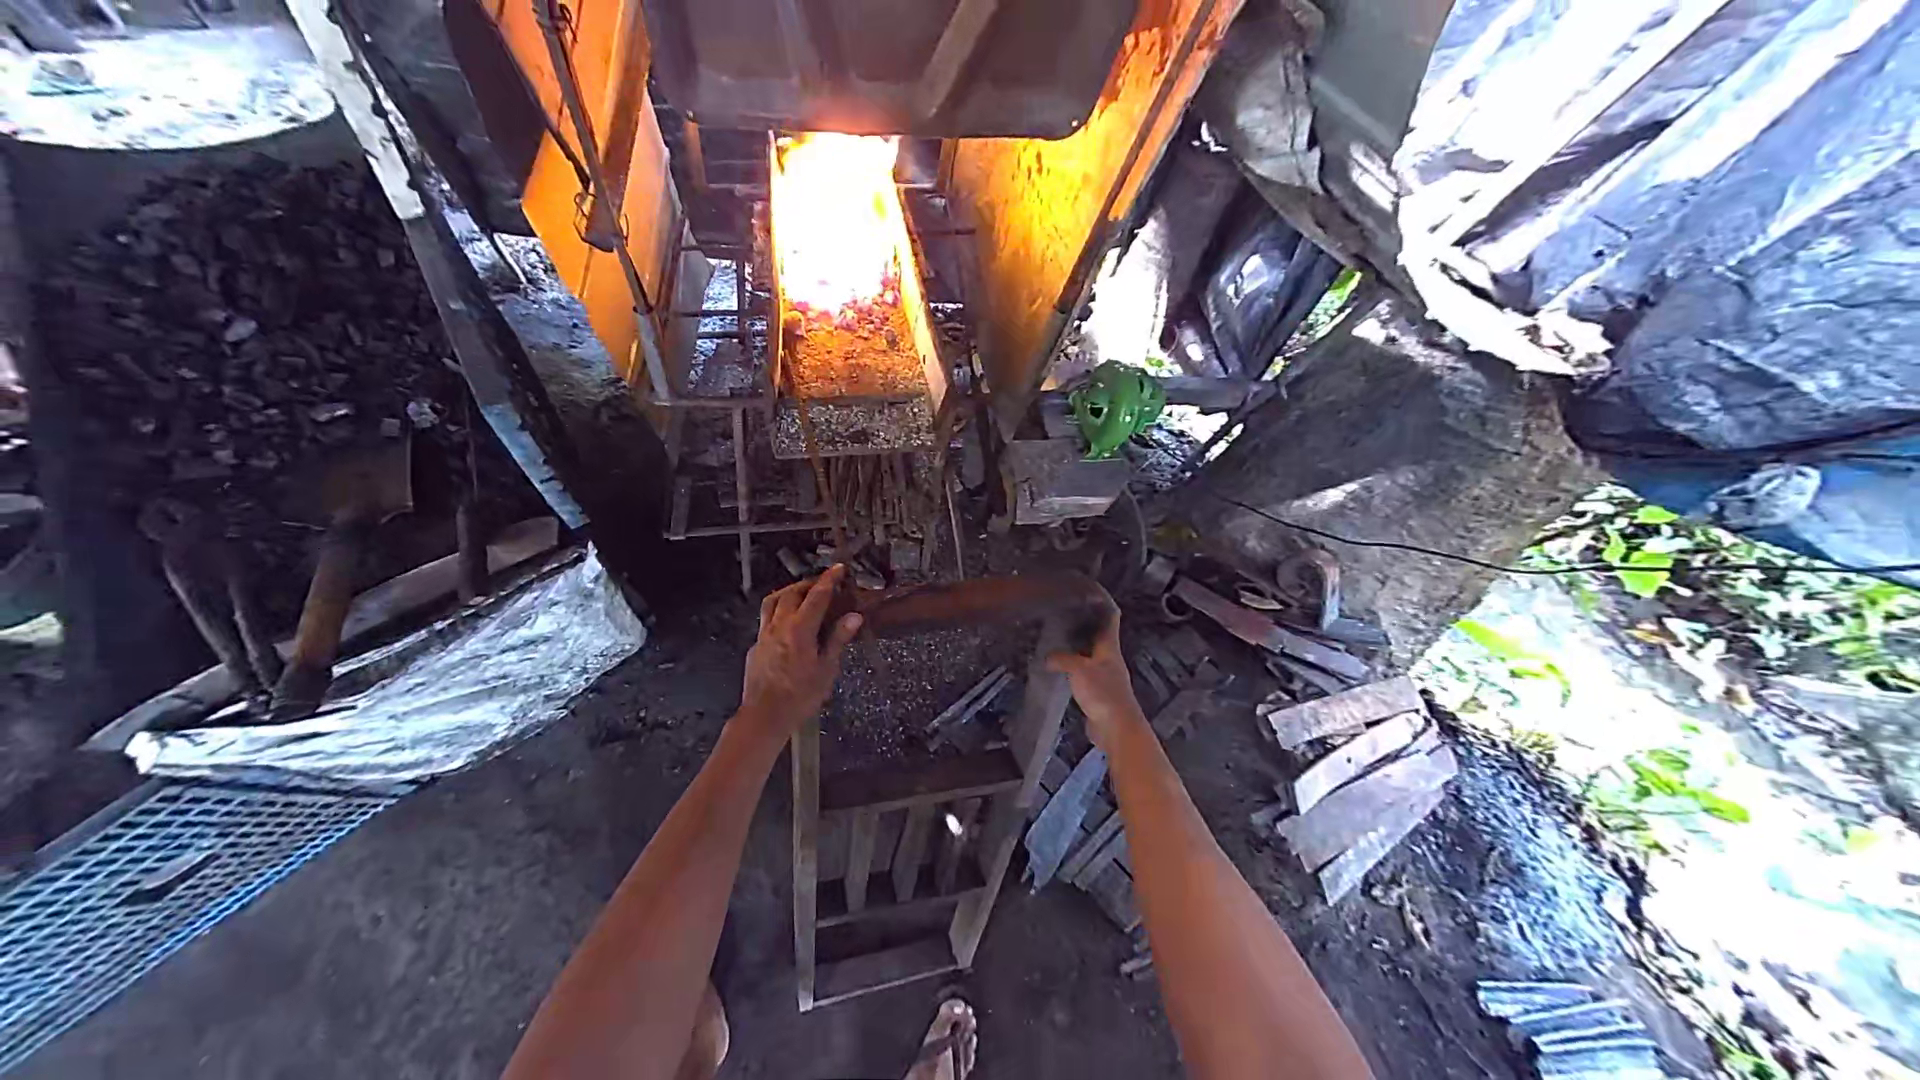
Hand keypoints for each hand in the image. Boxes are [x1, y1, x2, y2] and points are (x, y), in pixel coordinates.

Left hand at [738, 564, 863, 738]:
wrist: (765, 716)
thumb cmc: (800, 696)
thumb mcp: (827, 669)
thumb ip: (838, 639)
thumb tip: (854, 616)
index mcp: (800, 629)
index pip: (817, 596)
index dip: (829, 580)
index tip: (839, 569)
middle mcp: (779, 626)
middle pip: (792, 593)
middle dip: (809, 584)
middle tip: (823, 584)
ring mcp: (763, 635)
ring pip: (773, 602)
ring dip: (788, 592)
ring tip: (801, 594)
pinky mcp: (755, 646)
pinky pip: (766, 620)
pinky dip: (779, 613)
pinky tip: (787, 624)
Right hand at [1045, 596, 1146, 749]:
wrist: (1116, 727)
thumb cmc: (1103, 693)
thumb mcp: (1079, 669)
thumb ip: (1062, 659)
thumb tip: (1047, 657)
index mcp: (1109, 648)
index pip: (1110, 619)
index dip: (1103, 603)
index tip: (1090, 592)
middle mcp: (1110, 659)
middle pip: (1099, 636)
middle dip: (1085, 625)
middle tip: (1065, 614)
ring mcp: (1105, 676)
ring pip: (1090, 655)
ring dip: (1078, 648)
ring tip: (1058, 639)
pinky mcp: (1098, 693)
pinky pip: (1084, 674)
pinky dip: (1073, 669)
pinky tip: (1060, 670)